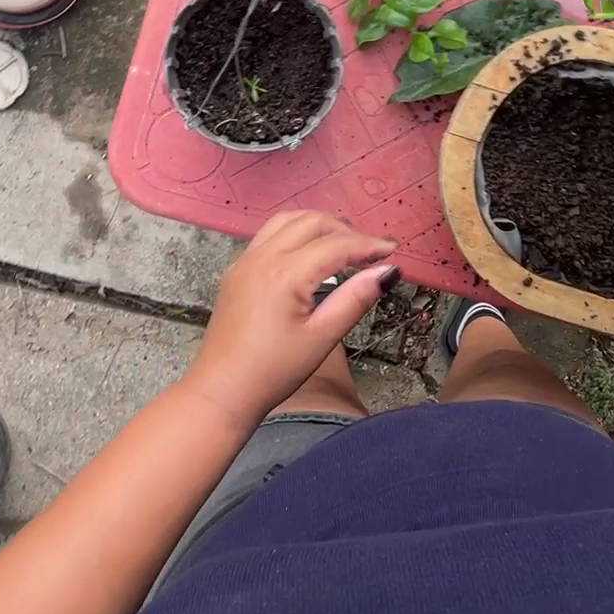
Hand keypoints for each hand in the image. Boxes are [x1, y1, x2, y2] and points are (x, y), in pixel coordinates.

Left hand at [181, 211, 397, 424]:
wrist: (220, 392)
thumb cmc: (274, 371)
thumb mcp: (321, 338)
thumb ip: (355, 299)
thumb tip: (387, 272)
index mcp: (285, 273)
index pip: (336, 245)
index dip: (368, 245)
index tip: (393, 250)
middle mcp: (263, 256)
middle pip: (311, 222)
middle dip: (345, 230)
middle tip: (369, 252)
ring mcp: (246, 260)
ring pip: (288, 221)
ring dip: (318, 226)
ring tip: (342, 246)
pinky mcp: (237, 269)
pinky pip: (270, 234)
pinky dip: (296, 233)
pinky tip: (309, 254)